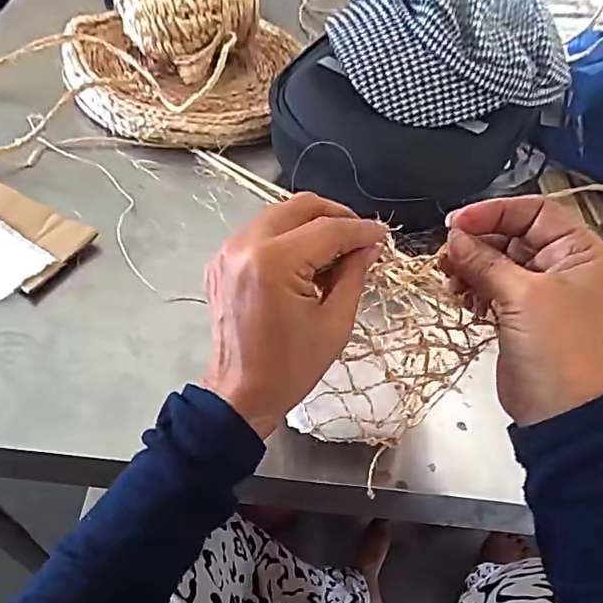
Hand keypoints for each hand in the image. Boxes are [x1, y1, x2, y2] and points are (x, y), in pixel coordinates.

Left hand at [200, 193, 385, 436]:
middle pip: (300, 207)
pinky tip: (306, 265)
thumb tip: (368, 248)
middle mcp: (245, 247)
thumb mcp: (334, 325)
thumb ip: (353, 277)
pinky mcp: (222, 264)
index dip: (360, 230)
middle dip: (336, 217)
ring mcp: (228, 253)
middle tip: (360, 238)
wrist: (242, 395)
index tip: (381, 235)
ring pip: (279, 216)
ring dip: (311, 227)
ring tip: (335, 255)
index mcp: (273, 263)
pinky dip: (287, 240)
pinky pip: (261, 235)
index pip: (327, 229)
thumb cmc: (288, 370)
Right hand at [439, 195, 602, 425]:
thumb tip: (455, 237)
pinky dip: (474, 291)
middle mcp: (561, 268)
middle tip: (446, 255)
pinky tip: (461, 299)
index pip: (533, 212)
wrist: (558, 410)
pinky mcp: (519, 318)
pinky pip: (492, 292)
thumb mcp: (523, 296)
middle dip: (477, 244)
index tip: (457, 223)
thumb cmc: (557, 349)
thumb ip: (485, 262)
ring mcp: (539, 295)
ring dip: (470, 269)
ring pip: (497, 266)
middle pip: (512, 238)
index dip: (493, 213)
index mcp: (578, 251)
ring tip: (450, 281)